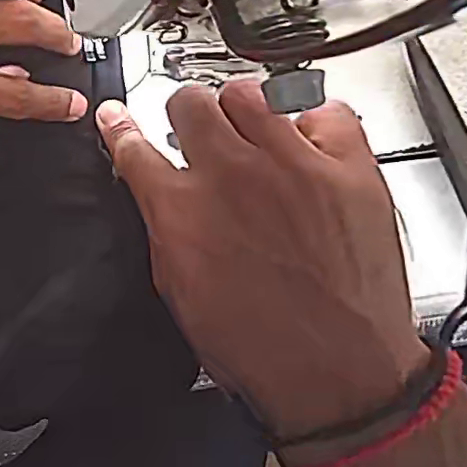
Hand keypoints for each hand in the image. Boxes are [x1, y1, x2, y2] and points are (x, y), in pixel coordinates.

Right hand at [96, 80, 428, 437]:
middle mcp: (232, 177)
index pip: (131, 144)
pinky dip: (311, 123)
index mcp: (180, 210)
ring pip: (248, 93)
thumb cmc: (258, 344)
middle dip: (184, 113)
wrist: (339, 373)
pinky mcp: (348, 169)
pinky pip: (325, 110)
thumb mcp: (179, 289)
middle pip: (189, 102)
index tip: (117, 117)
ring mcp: (293, 166)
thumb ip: (162, 227)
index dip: (119, 127)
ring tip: (250, 134)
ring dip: (239, 111)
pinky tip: (306, 146)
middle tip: (195, 129)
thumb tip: (152, 192)